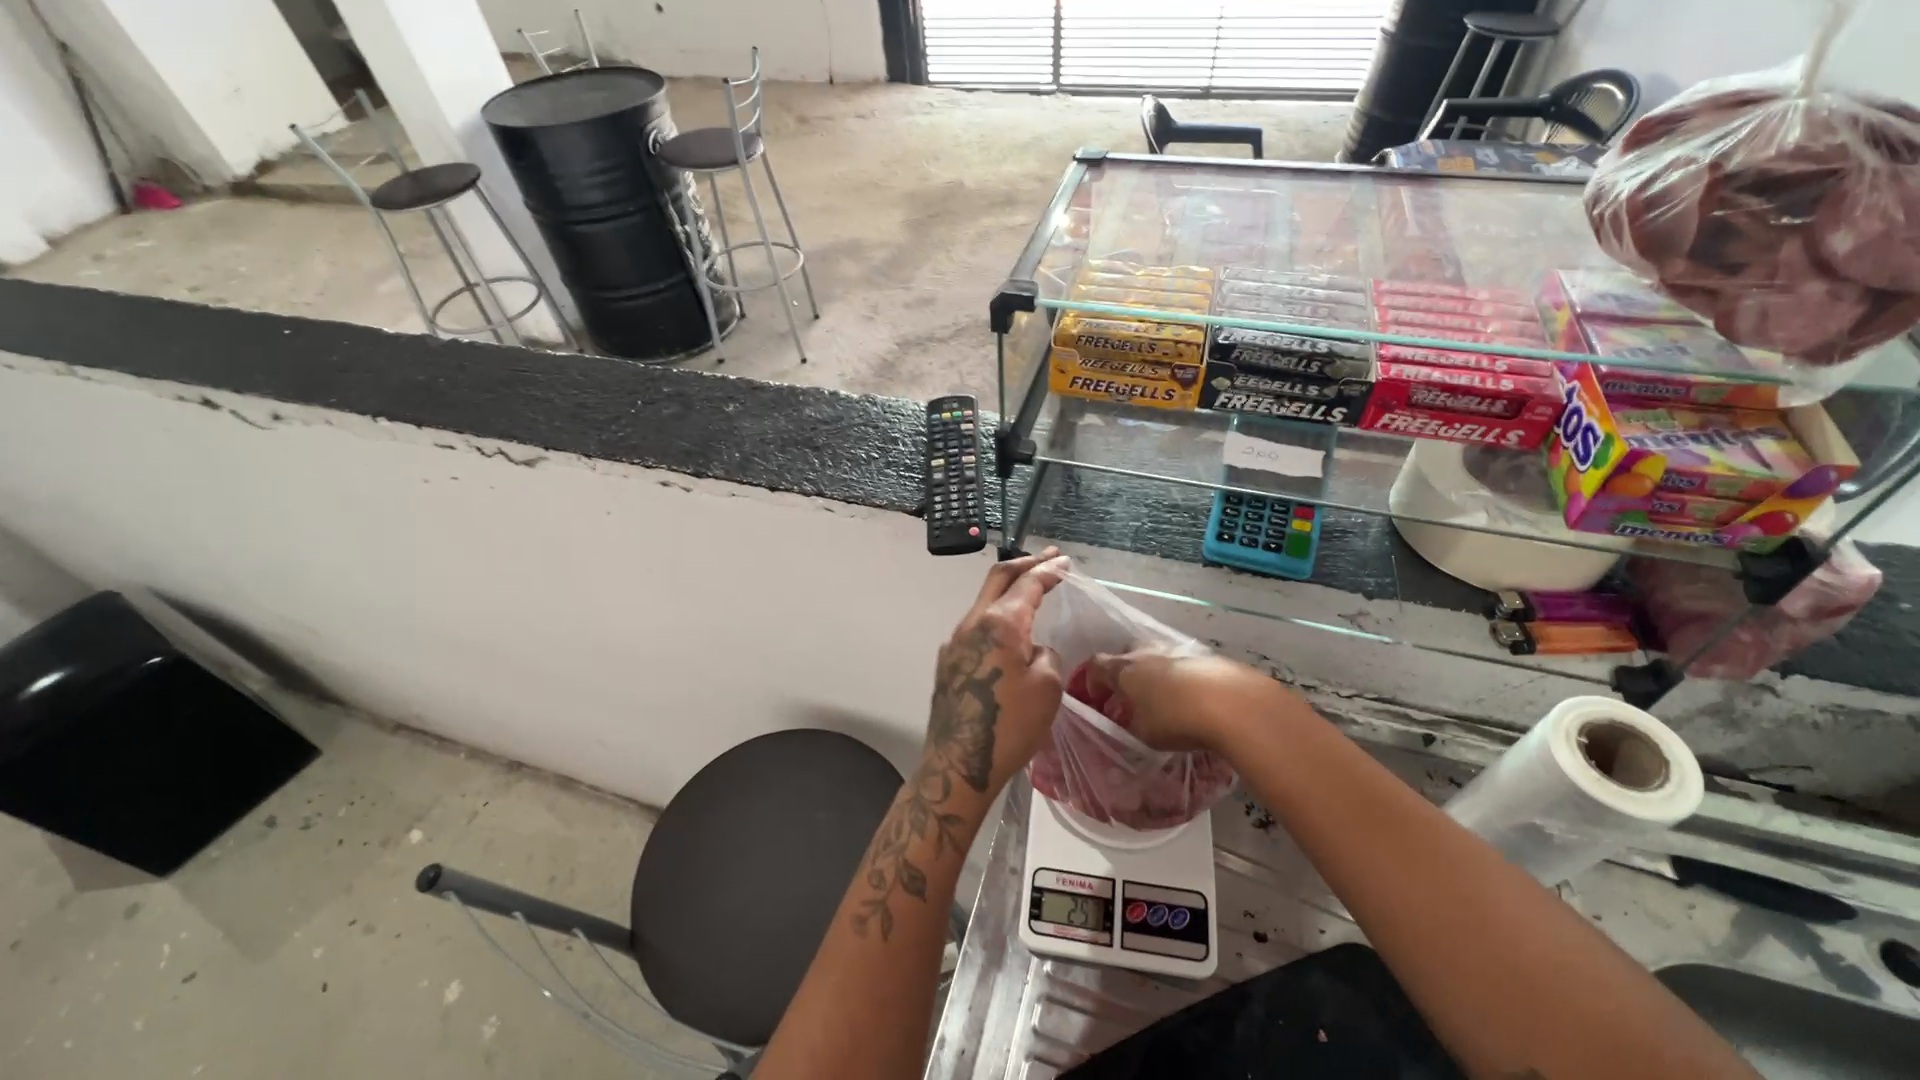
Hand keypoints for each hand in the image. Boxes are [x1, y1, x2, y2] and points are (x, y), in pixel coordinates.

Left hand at [920, 548, 1070, 805]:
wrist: (959, 764)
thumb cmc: (1011, 726)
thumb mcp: (1047, 688)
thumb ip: (1046, 655)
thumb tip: (1033, 649)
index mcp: (999, 624)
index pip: (1027, 583)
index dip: (1048, 570)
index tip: (1065, 563)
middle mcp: (972, 624)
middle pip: (998, 580)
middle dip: (1025, 565)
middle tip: (1050, 558)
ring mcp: (954, 643)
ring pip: (984, 603)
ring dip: (1009, 592)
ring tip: (1032, 590)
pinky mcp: (948, 663)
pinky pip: (977, 628)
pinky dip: (998, 618)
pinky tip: (1010, 632)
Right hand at [1087, 651, 1302, 755]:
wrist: (1233, 703)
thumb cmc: (1176, 719)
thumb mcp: (1144, 736)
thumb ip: (1129, 731)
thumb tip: (1125, 734)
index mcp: (1125, 670)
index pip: (1096, 665)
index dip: (1092, 680)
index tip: (1097, 699)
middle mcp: (1148, 653)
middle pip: (1128, 655)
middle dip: (1125, 674)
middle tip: (1130, 698)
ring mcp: (1180, 652)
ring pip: (1159, 658)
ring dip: (1157, 675)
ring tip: (1165, 701)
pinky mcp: (1208, 658)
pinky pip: (1186, 667)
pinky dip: (1184, 680)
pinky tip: (1195, 702)